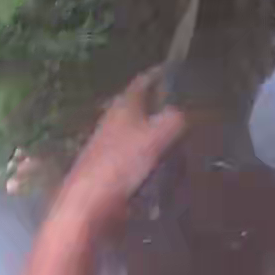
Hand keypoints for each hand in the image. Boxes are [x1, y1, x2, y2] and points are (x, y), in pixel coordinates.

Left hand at [50, 66, 187, 233]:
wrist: (87, 202)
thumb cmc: (120, 163)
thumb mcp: (154, 138)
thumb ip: (172, 120)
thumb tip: (183, 112)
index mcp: (124, 105)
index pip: (142, 81)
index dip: (159, 74)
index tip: (176, 72)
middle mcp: (114, 119)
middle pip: (140, 106)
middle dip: (161, 107)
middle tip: (187, 112)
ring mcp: (110, 143)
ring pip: (139, 131)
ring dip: (158, 135)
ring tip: (182, 143)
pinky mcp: (110, 167)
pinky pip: (136, 155)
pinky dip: (152, 158)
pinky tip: (165, 171)